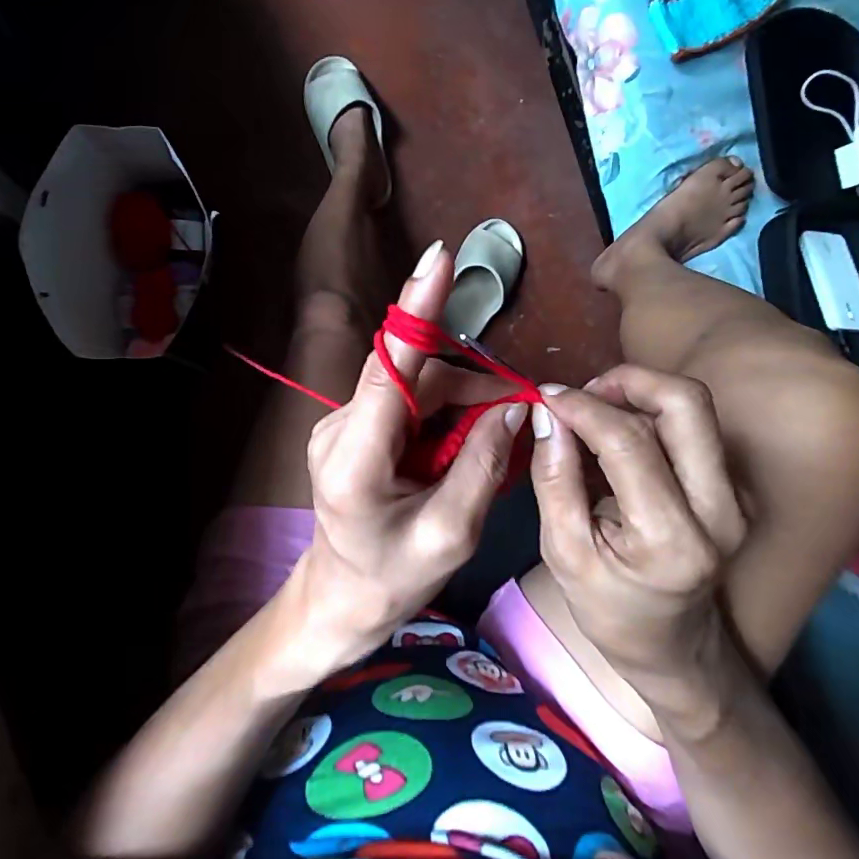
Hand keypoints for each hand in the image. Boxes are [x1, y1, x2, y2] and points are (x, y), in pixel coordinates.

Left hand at [291, 242, 528, 670]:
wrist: (338, 600)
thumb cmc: (390, 580)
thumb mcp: (450, 534)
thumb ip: (483, 465)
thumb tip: (514, 407)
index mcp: (354, 458)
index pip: (389, 367)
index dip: (416, 309)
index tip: (437, 258)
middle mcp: (340, 427)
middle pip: (414, 377)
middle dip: (470, 387)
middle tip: (520, 410)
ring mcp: (342, 425)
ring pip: (415, 387)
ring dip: (461, 404)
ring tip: (495, 438)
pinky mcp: (353, 428)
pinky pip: (407, 403)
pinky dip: (443, 414)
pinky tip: (466, 442)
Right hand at [529, 366, 748, 727]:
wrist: (673, 647)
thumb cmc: (609, 609)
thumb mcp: (563, 553)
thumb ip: (554, 479)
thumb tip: (546, 413)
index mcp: (672, 538)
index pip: (629, 441)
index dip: (582, 407)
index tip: (544, 396)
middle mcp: (719, 509)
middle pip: (686, 403)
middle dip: (626, 381)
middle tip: (581, 395)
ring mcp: (735, 497)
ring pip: (693, 407)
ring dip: (638, 393)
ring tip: (594, 412)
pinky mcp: (733, 487)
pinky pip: (692, 426)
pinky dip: (648, 413)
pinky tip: (614, 436)